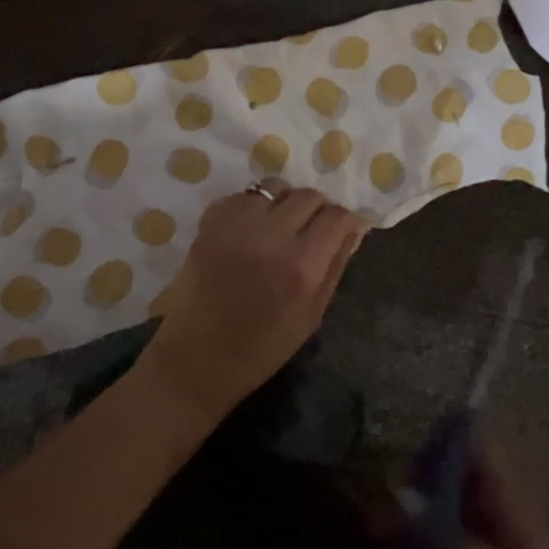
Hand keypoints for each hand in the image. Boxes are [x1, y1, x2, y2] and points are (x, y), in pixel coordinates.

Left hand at [141, 178, 369, 417]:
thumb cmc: (261, 349)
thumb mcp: (312, 316)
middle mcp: (271, 236)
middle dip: (319, 210)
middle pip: (309, 196)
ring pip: (275, 189)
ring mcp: (236, 226)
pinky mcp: (210, 224)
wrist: (195, 359)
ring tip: (281, 225)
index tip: (348, 228)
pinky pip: (242, 196)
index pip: (338, 217)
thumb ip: (335, 267)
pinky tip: (252, 230)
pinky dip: (253, 206)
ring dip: (285, 203)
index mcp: (302, 266)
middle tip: (314, 229)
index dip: (349, 220)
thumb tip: (353, 230)